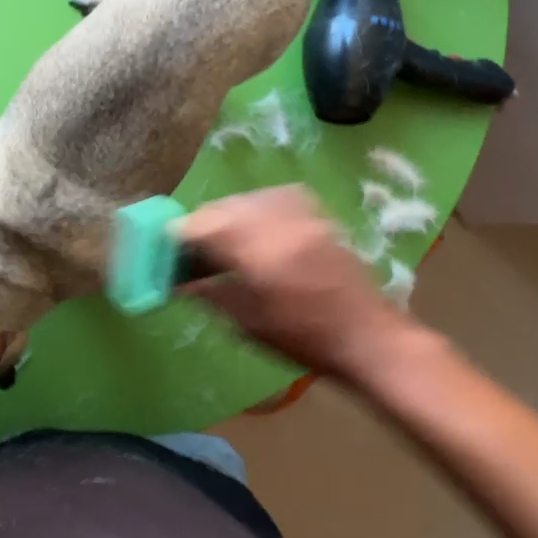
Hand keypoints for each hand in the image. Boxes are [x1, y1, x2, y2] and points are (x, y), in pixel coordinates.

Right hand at [177, 185, 417, 381]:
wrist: (370, 340)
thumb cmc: (304, 339)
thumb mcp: (246, 322)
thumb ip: (208, 294)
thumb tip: (177, 282)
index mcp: (256, 252)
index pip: (201, 227)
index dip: (177, 238)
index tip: (166, 254)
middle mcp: (278, 225)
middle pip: (222, 209)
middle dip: (200, 227)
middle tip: (190, 253)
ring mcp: (302, 218)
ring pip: (247, 200)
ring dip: (227, 216)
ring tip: (221, 243)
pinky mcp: (319, 218)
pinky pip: (277, 197)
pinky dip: (257, 208)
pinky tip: (255, 228)